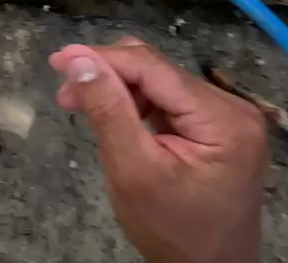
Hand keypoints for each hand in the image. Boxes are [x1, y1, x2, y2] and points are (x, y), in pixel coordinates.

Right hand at [50, 37, 268, 262]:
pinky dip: (132, 100)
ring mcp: (226, 116)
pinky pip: (164, 95)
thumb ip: (108, 109)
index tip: (56, 62)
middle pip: (153, 68)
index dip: (100, 58)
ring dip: (114, 87)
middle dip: (105, 74)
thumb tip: (78, 57)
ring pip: (154, 78)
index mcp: (223, 119)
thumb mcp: (133, 170)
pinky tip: (112, 116)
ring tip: (82, 106)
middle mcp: (231, 108)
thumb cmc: (173, 230)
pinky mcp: (215, 124)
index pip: (150, 67)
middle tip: (67, 94)